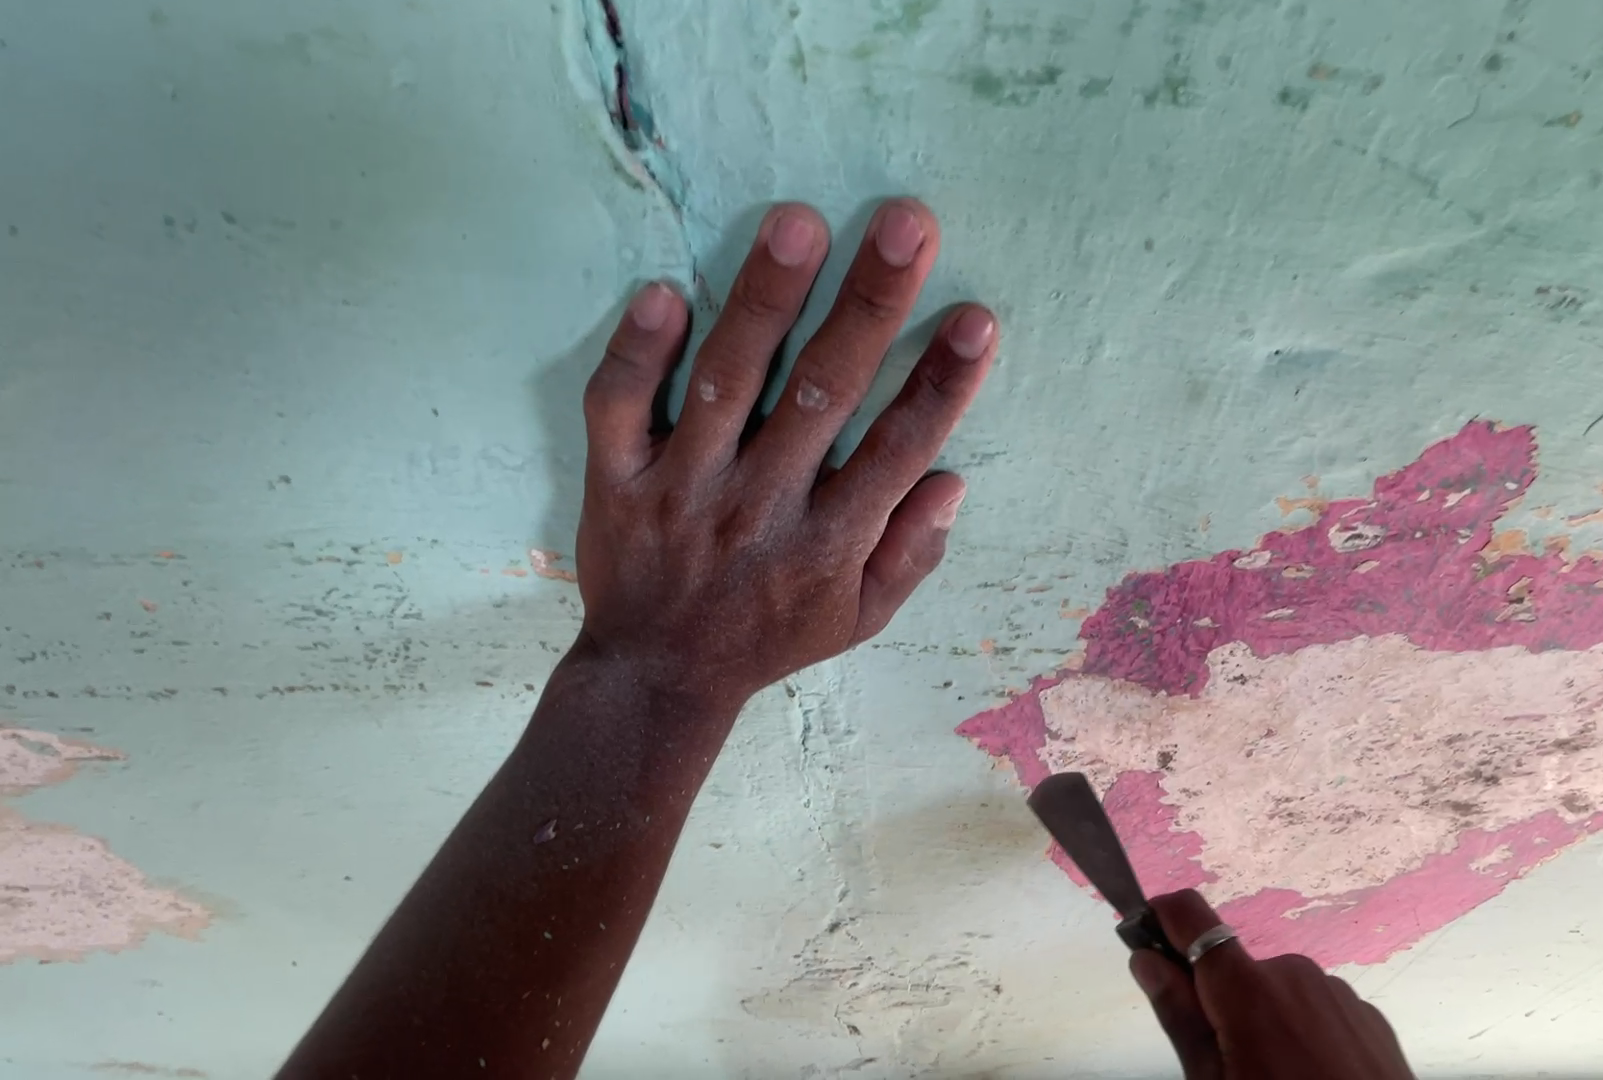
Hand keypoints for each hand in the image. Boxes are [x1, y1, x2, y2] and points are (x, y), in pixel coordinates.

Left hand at [574, 199, 996, 707]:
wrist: (660, 675)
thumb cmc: (773, 636)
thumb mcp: (860, 619)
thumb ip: (911, 554)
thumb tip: (951, 481)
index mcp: (828, 543)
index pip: (898, 451)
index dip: (941, 385)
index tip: (975, 320)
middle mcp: (761, 506)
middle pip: (824, 395)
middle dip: (870, 307)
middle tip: (906, 225)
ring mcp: (683, 489)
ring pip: (727, 383)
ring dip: (764, 301)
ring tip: (798, 224)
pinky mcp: (618, 482)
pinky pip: (619, 408)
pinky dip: (637, 352)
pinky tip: (662, 292)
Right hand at [1131, 891, 1415, 1079]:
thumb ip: (1179, 1017)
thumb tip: (1145, 958)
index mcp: (1248, 988)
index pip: (1189, 913)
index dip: (1160, 916)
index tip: (1147, 941)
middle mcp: (1292, 971)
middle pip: (1233, 967)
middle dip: (1219, 1000)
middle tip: (1227, 1062)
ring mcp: (1337, 992)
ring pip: (1275, 990)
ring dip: (1264, 1018)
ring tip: (1279, 1077)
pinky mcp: (1369, 1017)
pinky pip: (1315, 1007)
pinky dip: (1303, 1031)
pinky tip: (1314, 1078)